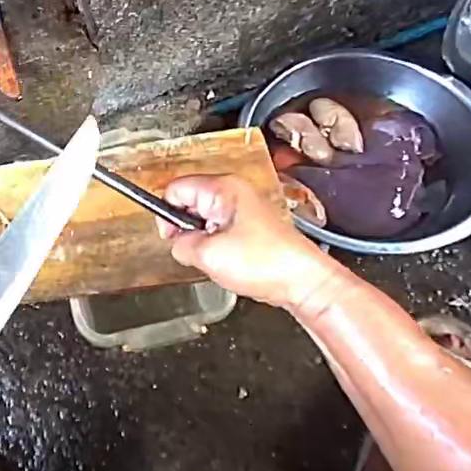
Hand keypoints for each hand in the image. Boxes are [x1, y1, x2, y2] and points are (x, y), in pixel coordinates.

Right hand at [158, 174, 344, 310]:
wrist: (303, 282)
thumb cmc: (267, 263)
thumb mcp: (207, 255)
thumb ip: (179, 244)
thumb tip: (177, 243)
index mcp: (222, 188)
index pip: (174, 190)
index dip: (167, 215)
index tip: (172, 236)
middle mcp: (233, 191)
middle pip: (187, 202)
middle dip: (186, 229)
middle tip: (197, 249)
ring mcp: (242, 207)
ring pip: (202, 218)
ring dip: (202, 240)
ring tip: (217, 257)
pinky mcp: (249, 223)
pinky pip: (218, 229)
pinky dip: (216, 245)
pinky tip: (228, 259)